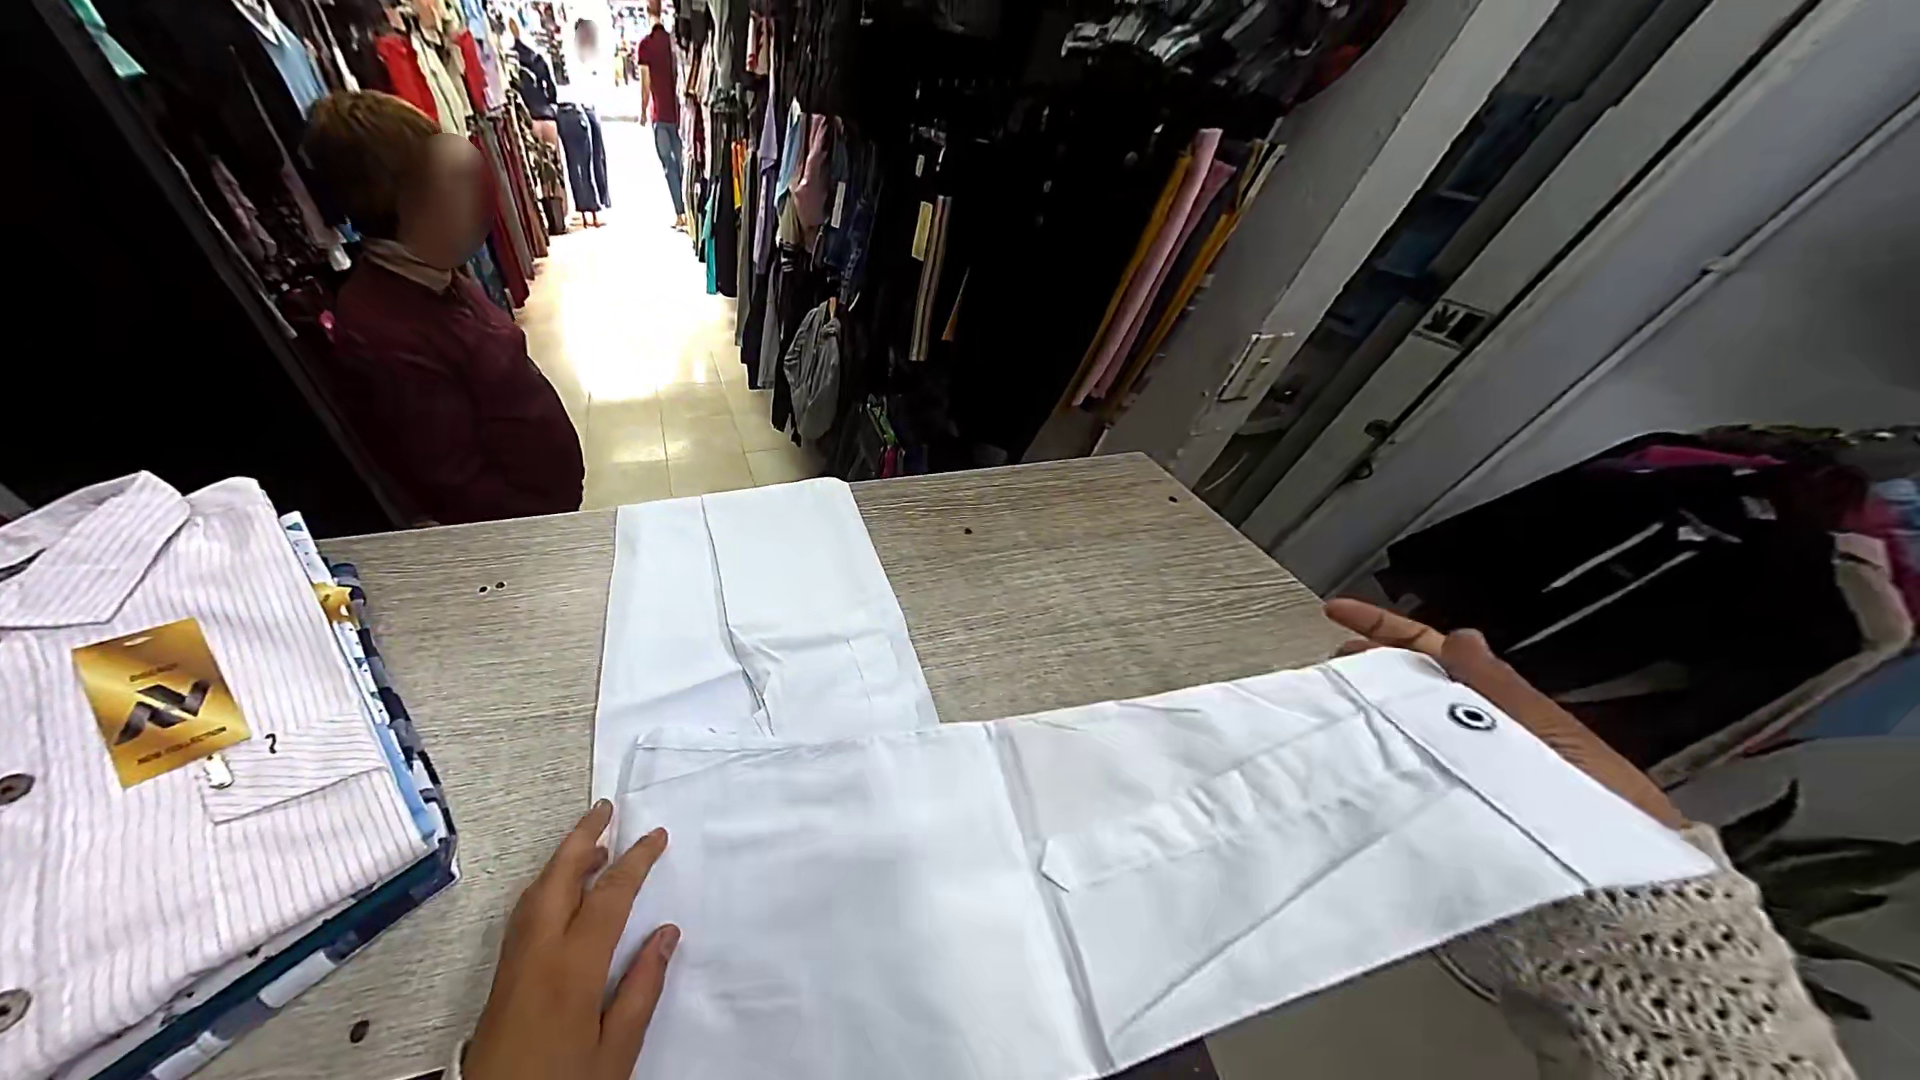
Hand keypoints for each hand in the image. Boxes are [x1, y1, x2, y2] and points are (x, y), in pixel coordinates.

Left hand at [463, 801, 678, 1079]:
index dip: (636, 860)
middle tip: (605, 808)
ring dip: (563, 859)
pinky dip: (547, 885)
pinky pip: (525, 913)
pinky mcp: (501, 978)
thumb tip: (666, 934)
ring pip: (535, 893)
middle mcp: (538, 954)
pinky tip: (563, 889)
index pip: (609, 894)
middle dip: (582, 837)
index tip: (656, 837)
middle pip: (558, 878)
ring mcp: (513, 964)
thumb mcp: (616, 1050)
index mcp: (573, 967)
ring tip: (593, 842)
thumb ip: (643, 987)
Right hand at [1324, 598, 1685, 829]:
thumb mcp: (1554, 740)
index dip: (1385, 627)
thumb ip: (1504, 690)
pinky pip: (1398, 758)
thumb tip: (1462, 637)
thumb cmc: (1598, 814)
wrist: (1616, 894)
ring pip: (1398, 715)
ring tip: (1332, 698)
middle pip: (1407, 678)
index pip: (1434, 650)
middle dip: (1366, 660)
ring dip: (1364, 700)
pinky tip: (1349, 745)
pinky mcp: (1440, 794)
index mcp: (1500, 703)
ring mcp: (1453, 759)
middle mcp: (1472, 727)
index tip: (1341, 612)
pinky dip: (1371, 743)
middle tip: (1330, 659)